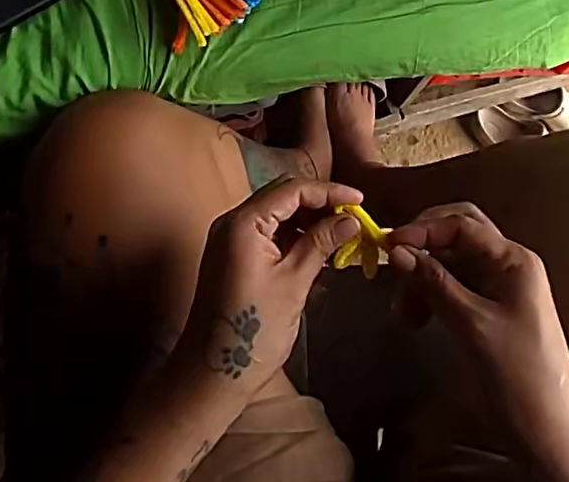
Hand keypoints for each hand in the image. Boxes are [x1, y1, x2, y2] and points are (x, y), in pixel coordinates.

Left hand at [172, 177, 363, 396]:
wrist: (209, 379)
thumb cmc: (253, 332)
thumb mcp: (293, 283)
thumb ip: (321, 243)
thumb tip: (351, 220)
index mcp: (244, 223)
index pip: (293, 190)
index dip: (330, 192)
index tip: (359, 201)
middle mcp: (233, 221)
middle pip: (284, 194)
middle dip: (320, 202)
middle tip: (352, 215)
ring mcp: (231, 237)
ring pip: (278, 211)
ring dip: (309, 218)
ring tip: (340, 233)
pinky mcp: (234, 254)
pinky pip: (269, 230)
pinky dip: (294, 234)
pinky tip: (318, 248)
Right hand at [388, 205, 568, 475]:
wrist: (552, 437)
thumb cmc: (522, 377)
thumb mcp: (474, 327)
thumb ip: (436, 284)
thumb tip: (398, 252)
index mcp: (514, 259)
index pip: (463, 225)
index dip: (425, 229)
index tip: (390, 244)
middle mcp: (506, 264)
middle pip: (457, 234)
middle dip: (424, 246)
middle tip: (395, 265)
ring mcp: (498, 286)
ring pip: (451, 262)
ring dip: (423, 276)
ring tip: (403, 310)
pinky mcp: (487, 308)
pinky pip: (452, 286)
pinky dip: (430, 295)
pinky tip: (416, 317)